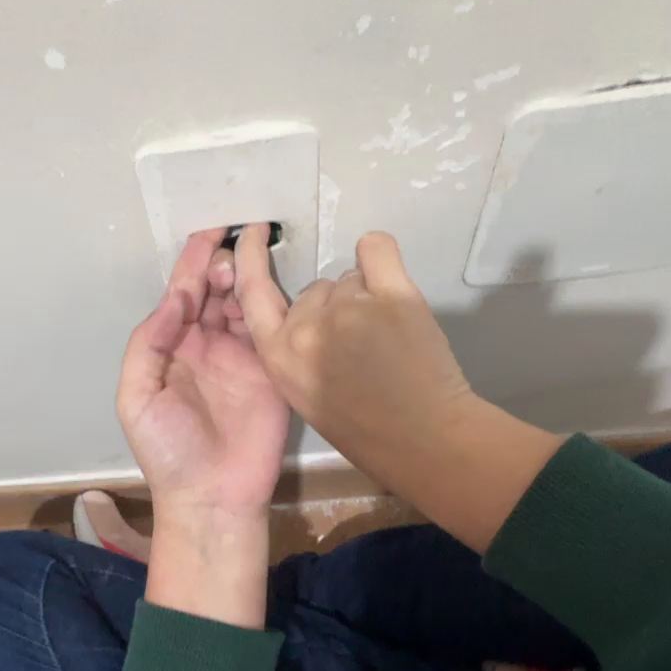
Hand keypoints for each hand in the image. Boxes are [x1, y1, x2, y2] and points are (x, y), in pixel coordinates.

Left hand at [118, 227, 289, 627]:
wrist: (212, 495)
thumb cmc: (168, 450)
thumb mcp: (137, 396)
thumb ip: (149, 342)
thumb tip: (176, 298)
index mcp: (171, 348)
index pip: (182, 294)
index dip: (194, 261)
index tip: (211, 229)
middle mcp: (207, 345)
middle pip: (217, 291)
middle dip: (223, 265)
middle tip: (235, 251)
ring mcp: (242, 356)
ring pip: (246, 303)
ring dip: (248, 278)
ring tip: (254, 258)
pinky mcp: (272, 370)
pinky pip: (273, 329)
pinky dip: (273, 303)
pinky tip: (276, 284)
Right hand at [228, 229, 476, 479]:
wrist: (420, 437)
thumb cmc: (361, 428)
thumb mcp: (304, 393)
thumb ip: (295, 351)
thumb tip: (310, 317)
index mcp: (279, 356)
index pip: (253, 292)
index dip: (250, 258)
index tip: (252, 233)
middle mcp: (307, 326)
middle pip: (312, 291)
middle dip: (330, 308)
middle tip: (356, 344)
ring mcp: (350, 307)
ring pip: (347, 279)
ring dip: (361, 296)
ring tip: (382, 337)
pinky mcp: (393, 295)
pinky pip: (377, 250)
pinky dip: (378, 257)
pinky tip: (387, 279)